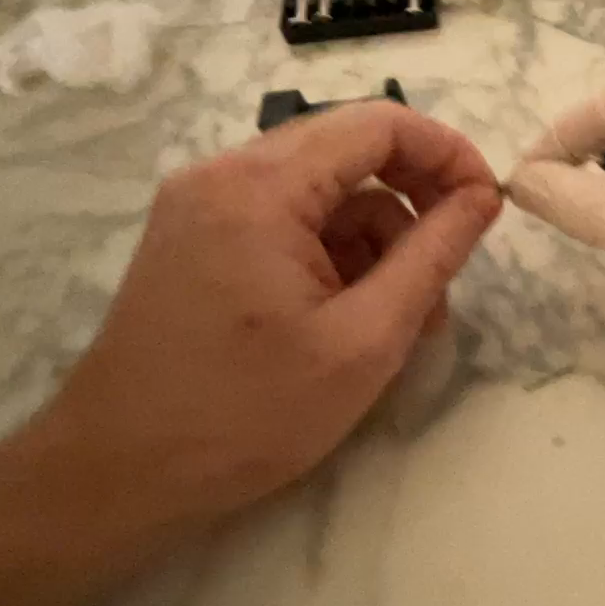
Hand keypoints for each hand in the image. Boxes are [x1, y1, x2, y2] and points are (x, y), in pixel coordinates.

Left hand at [47, 102, 502, 537]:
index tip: (489, 204)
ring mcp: (210, 207)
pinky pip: (301, 221)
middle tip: (459, 252)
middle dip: (420, 196)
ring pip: (334, 191)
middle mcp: (228, 176)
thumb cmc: (249, 413)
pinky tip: (366, 314)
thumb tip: (484, 196)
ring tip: (415, 313)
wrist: (116, 481)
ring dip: (387, 238)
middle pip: (355, 149)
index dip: (449, 153)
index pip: (380, 124)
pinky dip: (348, 255)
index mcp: (260, 187)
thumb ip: (435, 253)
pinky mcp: (208, 239)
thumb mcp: (369, 335)